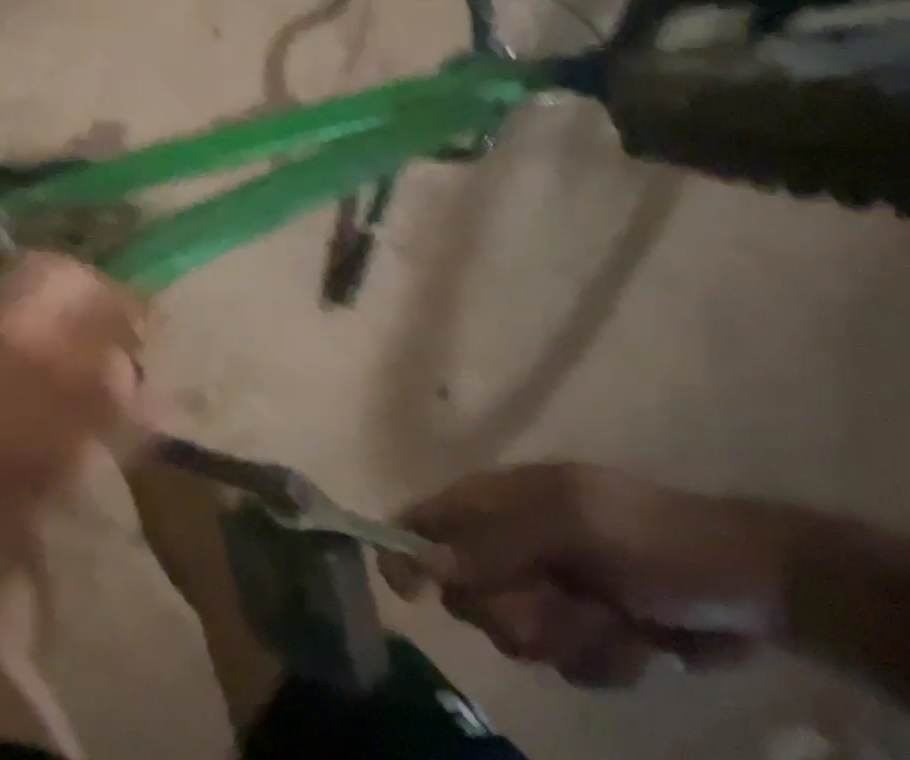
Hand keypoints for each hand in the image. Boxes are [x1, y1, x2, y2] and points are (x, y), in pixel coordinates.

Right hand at [386, 463, 798, 686]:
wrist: (764, 587)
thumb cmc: (657, 539)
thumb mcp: (572, 526)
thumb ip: (493, 541)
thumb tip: (418, 561)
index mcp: (499, 502)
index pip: (421, 519)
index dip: (402, 550)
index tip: (413, 593)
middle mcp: (511, 544)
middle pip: (462, 592)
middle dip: (512, 610)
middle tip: (560, 603)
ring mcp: (549, 590)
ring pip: (513, 635)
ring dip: (566, 638)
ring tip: (616, 622)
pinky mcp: (587, 631)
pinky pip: (564, 664)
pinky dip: (603, 661)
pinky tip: (639, 643)